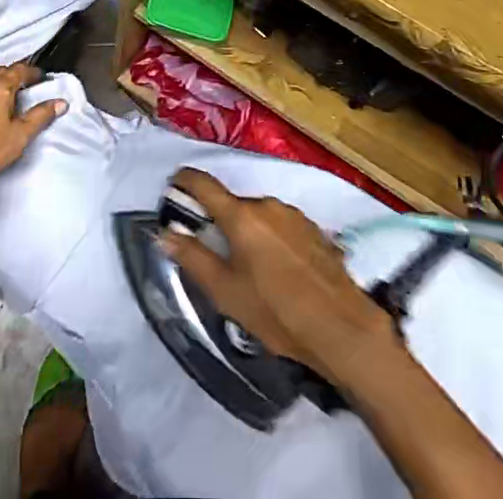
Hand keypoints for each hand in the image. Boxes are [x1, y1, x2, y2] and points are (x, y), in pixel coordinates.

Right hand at [162, 169, 401, 386]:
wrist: (336, 322)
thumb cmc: (274, 310)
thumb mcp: (224, 290)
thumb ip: (193, 257)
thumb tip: (165, 232)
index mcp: (243, 216)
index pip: (205, 185)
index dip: (185, 181)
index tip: (173, 185)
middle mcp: (270, 205)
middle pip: (234, 205)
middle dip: (218, 221)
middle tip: (209, 252)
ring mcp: (295, 215)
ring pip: (259, 216)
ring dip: (246, 233)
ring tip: (244, 269)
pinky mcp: (313, 228)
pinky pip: (280, 226)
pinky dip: (269, 240)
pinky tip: (273, 270)